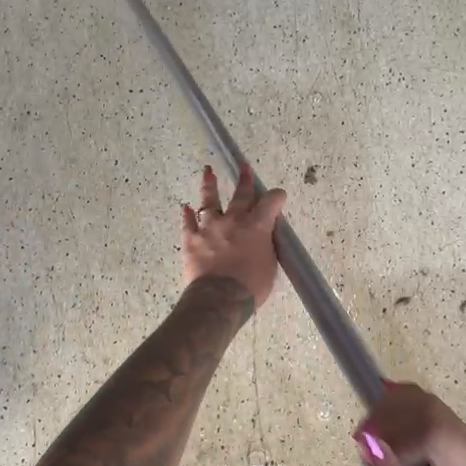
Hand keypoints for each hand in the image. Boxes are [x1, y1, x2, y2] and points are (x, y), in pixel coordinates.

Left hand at [180, 165, 286, 306]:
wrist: (219, 298)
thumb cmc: (252, 285)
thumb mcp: (271, 264)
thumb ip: (268, 245)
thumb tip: (265, 235)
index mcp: (257, 226)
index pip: (271, 201)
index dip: (277, 196)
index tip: (279, 196)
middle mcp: (233, 221)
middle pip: (241, 195)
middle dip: (245, 181)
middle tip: (245, 168)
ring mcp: (210, 228)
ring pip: (209, 201)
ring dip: (210, 185)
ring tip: (208, 172)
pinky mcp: (192, 240)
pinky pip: (188, 223)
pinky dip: (187, 215)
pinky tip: (185, 208)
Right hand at [355, 382, 465, 465]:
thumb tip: (372, 444)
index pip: (436, 435)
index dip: (397, 439)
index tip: (372, 458)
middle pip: (428, 410)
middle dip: (387, 421)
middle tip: (363, 446)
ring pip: (421, 400)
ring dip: (387, 415)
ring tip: (372, 446)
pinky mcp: (458, 429)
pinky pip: (420, 403)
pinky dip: (393, 412)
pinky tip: (384, 435)